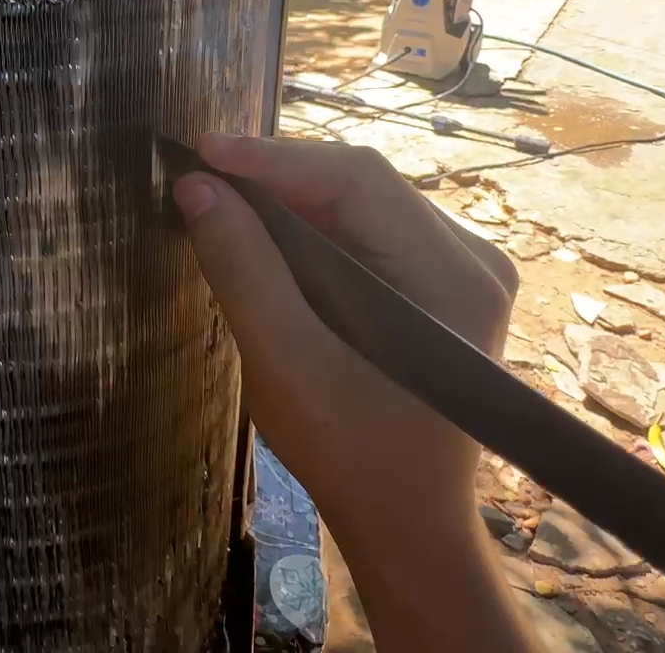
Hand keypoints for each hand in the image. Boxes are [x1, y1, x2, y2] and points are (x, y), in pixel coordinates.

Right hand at [171, 134, 519, 552]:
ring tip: (221, 201)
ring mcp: (456, 263)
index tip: (204, 151)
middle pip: (358, 182)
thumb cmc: (349, 450)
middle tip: (202, 179)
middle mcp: (469, 255)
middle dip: (274, 176)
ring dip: (283, 197)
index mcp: (451, 276)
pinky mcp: (432, 275)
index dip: (274, 157)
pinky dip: (302, 223)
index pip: (358, 179)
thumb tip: (195, 186)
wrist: (402, 512)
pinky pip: (358, 224)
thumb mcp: (283, 362)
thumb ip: (242, 270)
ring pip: (354, 197)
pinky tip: (261, 232)